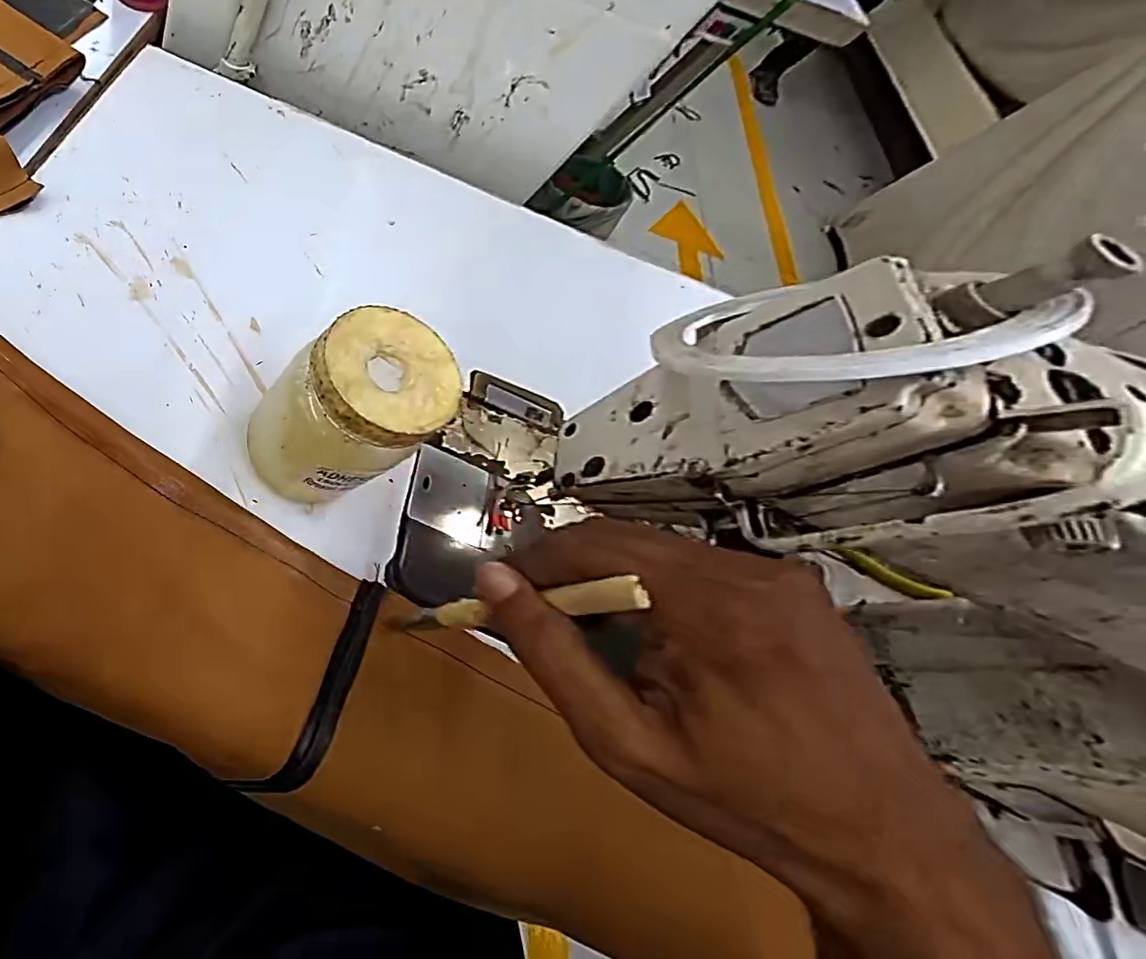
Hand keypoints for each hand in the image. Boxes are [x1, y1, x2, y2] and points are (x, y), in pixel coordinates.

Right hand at [477, 519, 1048, 958]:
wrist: (891, 847)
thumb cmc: (749, 802)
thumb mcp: (622, 739)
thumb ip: (548, 650)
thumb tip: (493, 581)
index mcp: (710, 604)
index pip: (586, 545)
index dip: (530, 565)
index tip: (500, 594)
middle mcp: (750, 572)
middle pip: (617, 537)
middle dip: (563, 569)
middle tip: (534, 615)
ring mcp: (778, 575)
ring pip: (650, 546)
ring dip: (604, 577)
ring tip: (589, 633)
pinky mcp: (791, 587)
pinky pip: (690, 563)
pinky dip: (648, 585)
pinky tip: (648, 634)